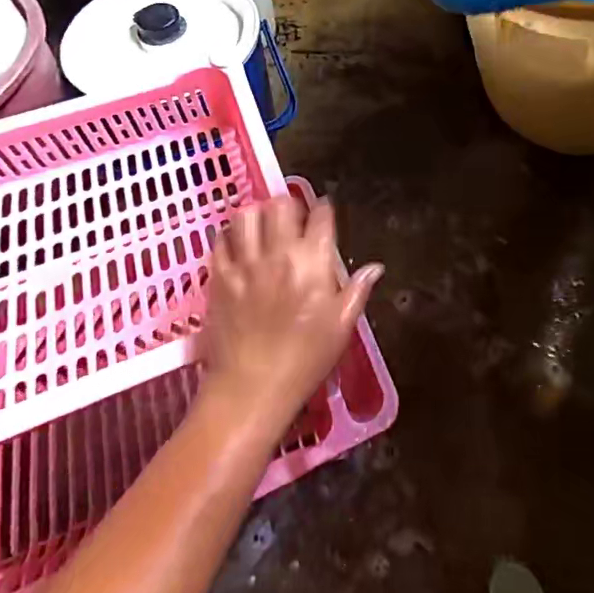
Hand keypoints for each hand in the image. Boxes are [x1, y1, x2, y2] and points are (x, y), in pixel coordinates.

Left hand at [199, 196, 381, 437]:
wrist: (251, 388)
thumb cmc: (304, 360)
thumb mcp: (341, 327)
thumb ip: (357, 290)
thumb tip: (375, 267)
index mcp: (312, 263)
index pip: (320, 216)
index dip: (323, 209)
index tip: (323, 213)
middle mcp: (278, 253)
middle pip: (280, 205)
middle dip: (289, 204)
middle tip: (292, 217)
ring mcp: (244, 263)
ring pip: (246, 215)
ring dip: (257, 214)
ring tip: (263, 225)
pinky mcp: (218, 276)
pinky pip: (220, 241)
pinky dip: (229, 236)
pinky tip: (238, 245)